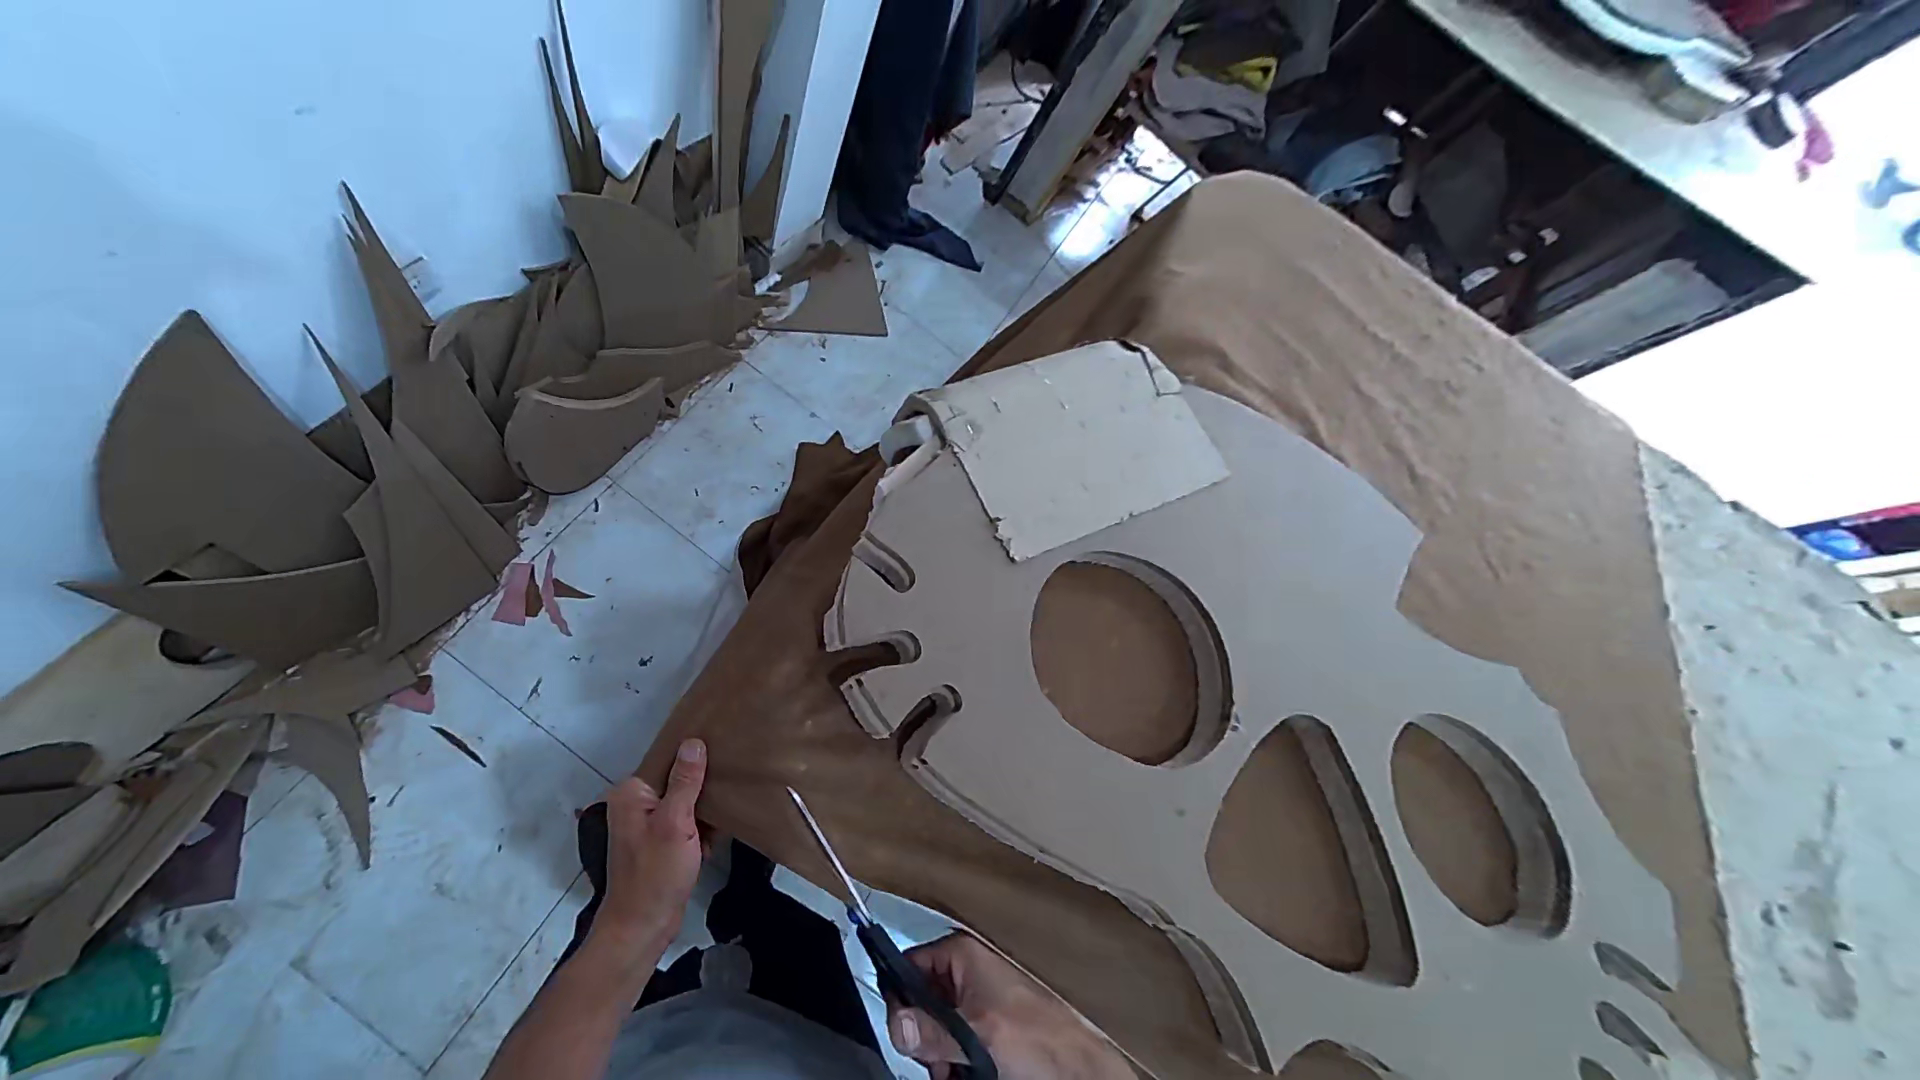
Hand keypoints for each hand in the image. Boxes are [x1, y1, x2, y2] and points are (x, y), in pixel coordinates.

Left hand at [589, 738, 707, 961]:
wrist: (643, 928)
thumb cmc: (656, 874)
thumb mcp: (675, 823)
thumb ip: (685, 782)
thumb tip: (693, 742)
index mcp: (632, 793)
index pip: (667, 759)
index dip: (694, 754)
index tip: (723, 747)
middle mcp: (636, 804)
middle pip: (678, 779)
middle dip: (703, 783)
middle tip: (731, 777)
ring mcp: (648, 825)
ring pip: (686, 801)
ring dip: (706, 807)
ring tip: (728, 803)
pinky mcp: (661, 842)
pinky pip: (687, 821)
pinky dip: (702, 827)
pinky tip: (716, 833)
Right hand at [888, 933, 1132, 1079]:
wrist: (1076, 1065)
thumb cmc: (1036, 1038)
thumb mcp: (979, 1034)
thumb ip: (934, 1030)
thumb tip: (897, 1024)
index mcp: (962, 952)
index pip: (909, 964)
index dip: (901, 1000)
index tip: (904, 1034)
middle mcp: (966, 967)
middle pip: (920, 998)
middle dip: (922, 1033)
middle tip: (937, 1061)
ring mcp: (976, 994)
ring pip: (934, 1022)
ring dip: (937, 1050)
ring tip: (954, 1070)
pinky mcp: (984, 1020)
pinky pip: (953, 1036)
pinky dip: (953, 1056)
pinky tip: (965, 1071)